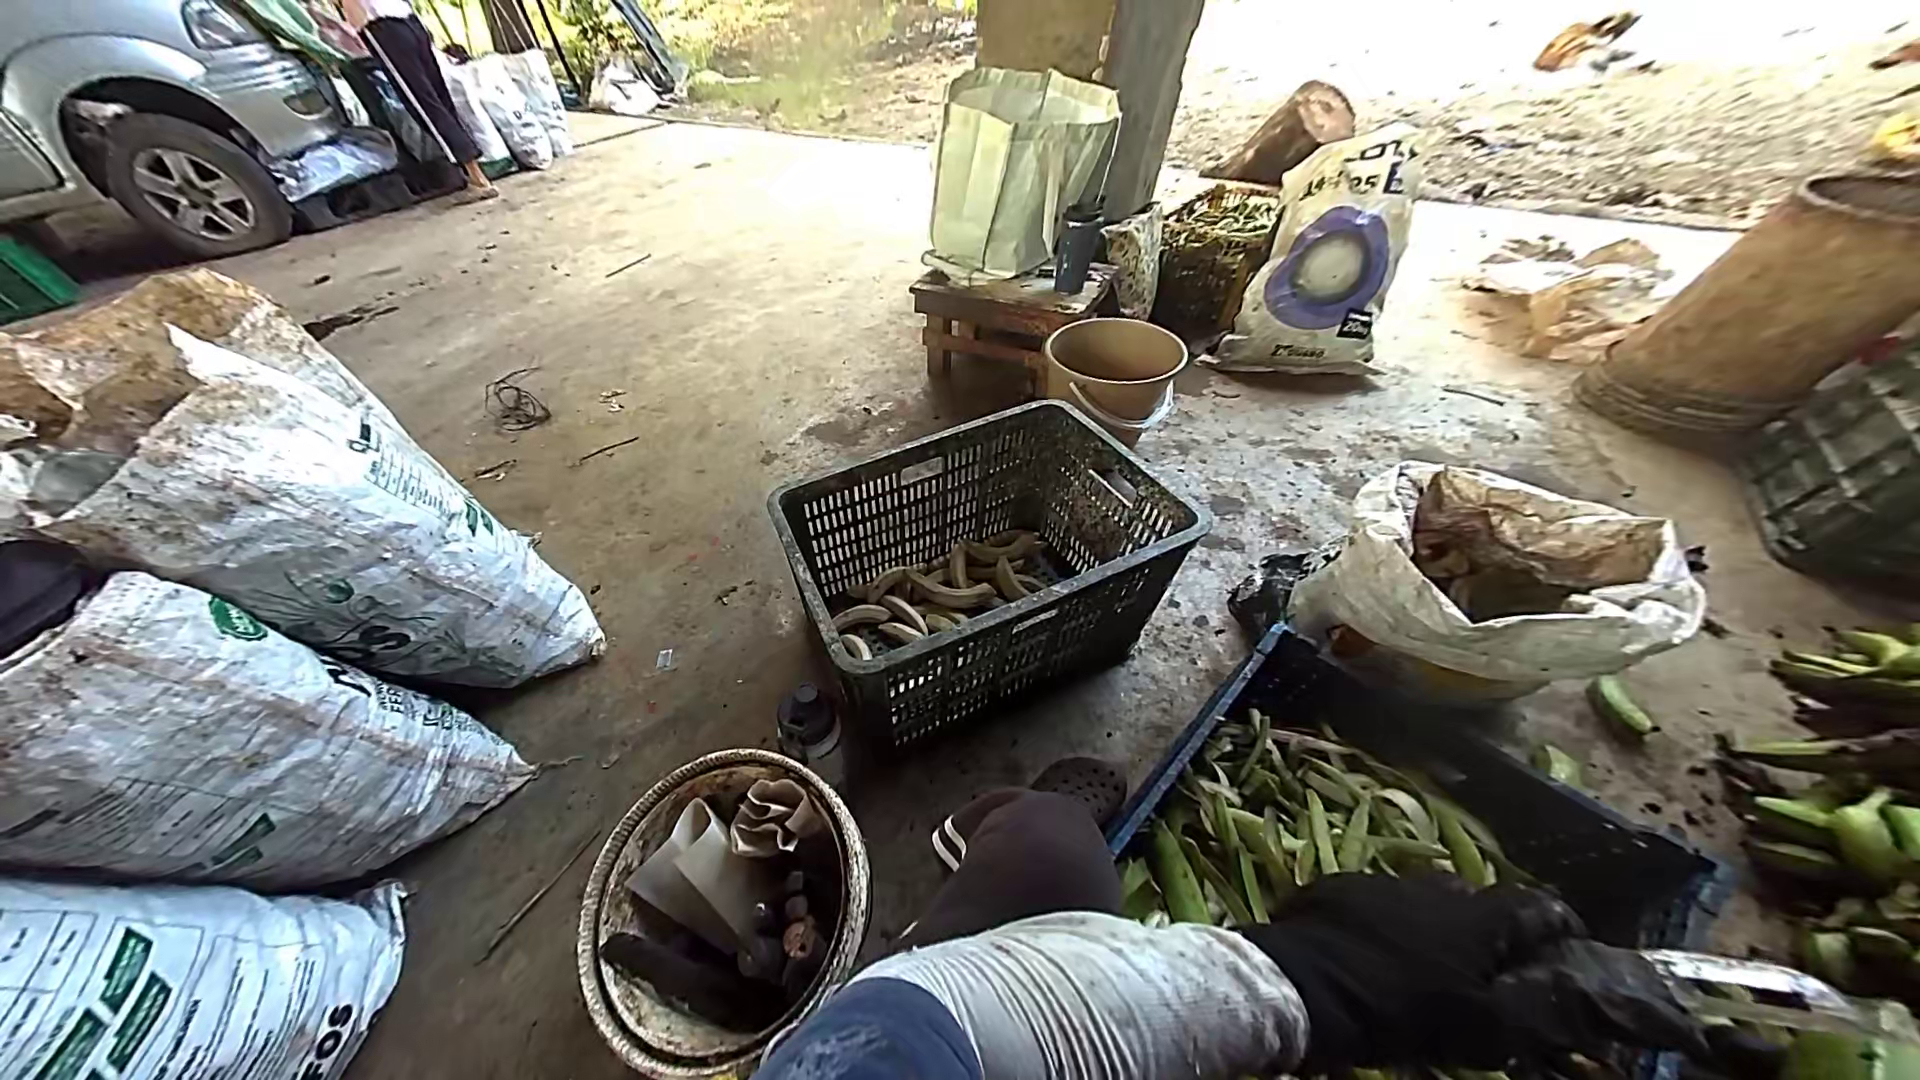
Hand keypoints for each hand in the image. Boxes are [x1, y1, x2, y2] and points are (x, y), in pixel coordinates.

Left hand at [1244, 872, 1650, 1071]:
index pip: (1534, 905)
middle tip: (1494, 970)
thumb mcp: (1489, 1028)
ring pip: (1425, 898)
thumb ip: (1545, 1008)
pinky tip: (1383, 950)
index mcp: (1472, 914)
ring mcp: (1377, 881)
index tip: (1565, 954)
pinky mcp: (1337, 886)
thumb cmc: (1404, 1009)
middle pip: (1476, 900)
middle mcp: (1427, 885)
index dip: (1558, 929)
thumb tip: (1591, 993)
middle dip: (1492, 930)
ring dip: (1439, 924)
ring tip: (1436, 963)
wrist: (1308, 982)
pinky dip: (1392, 921)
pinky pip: (1380, 899)